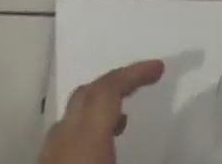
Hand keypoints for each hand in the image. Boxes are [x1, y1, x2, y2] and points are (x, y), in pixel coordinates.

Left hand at [38, 58, 164, 163]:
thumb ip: (143, 149)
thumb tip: (177, 149)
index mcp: (85, 137)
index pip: (108, 89)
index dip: (134, 73)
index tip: (158, 67)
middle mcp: (63, 136)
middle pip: (87, 94)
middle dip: (115, 82)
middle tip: (141, 82)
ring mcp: (48, 152)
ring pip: (72, 114)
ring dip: (99, 105)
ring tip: (123, 118)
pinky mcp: (44, 163)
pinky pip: (65, 134)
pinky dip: (85, 127)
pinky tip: (98, 148)